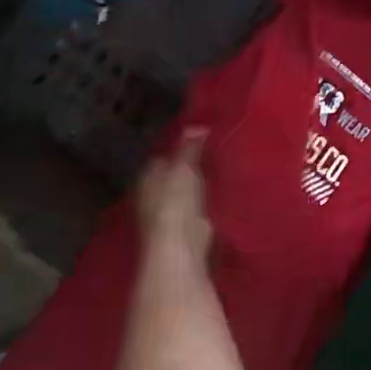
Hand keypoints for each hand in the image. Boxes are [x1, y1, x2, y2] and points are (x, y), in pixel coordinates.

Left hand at [137, 128, 212, 267]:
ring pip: (186, 186)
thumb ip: (190, 146)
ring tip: (222, 162)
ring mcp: (169, 209)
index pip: (163, 155)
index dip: (180, 146)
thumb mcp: (184, 166)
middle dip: (191, 162)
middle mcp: (154, 192)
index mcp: (148, 176)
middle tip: (216, 147)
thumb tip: (197, 126)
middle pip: (174, 172)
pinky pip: (198, 201)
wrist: (181, 243)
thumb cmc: (175, 201)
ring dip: (199, 179)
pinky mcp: (186, 222)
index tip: (202, 136)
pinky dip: (207, 194)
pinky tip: (221, 186)